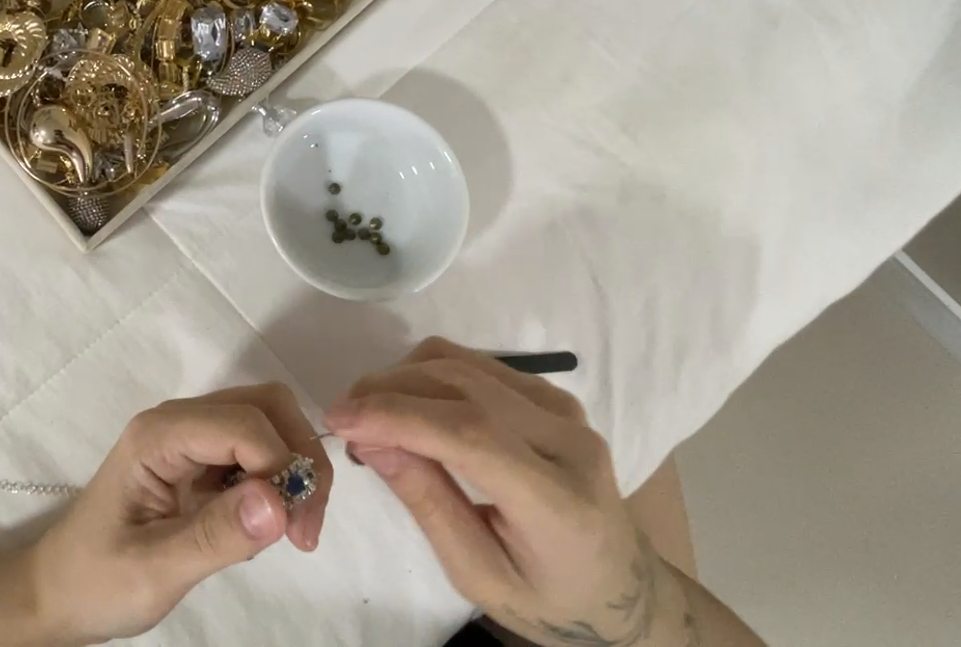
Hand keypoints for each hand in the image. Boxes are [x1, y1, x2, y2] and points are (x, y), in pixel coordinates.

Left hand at [31, 383, 332, 644]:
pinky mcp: (199, 459)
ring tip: (293, 531)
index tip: (294, 530)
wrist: (60, 591)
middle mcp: (177, 422)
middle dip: (298, 458)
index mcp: (158, 436)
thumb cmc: (98, 580)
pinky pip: (254, 449)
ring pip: (265, 422)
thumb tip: (279, 500)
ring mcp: (189, 437)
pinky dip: (277, 479)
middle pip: (263, 406)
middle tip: (304, 528)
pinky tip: (266, 525)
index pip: (243, 424)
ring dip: (294, 467)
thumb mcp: (155, 571)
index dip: (280, 466)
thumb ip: (215, 536)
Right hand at [326, 338, 693, 646]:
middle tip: (342, 415)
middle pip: (461, 387)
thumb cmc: (548, 597)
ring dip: (401, 376)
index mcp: (559, 503)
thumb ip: (426, 502)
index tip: (338, 419)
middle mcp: (568, 441)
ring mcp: (562, 409)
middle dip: (387, 391)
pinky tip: (408, 404)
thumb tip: (369, 439)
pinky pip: (472, 363)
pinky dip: (426, 373)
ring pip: (461, 363)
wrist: (621, 586)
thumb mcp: (479, 576)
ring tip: (369, 411)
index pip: (470, 435)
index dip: (396, 417)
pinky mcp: (550, 393)